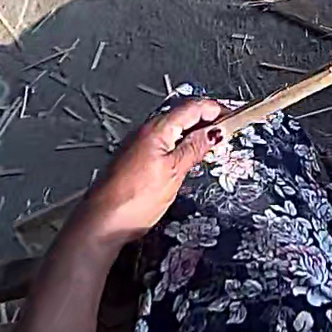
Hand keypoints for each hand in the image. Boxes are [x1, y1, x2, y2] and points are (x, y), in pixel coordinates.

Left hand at [65, 98, 223, 255]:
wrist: (99, 224)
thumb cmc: (134, 200)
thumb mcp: (174, 172)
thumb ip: (195, 149)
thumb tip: (214, 132)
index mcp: (158, 129)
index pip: (192, 107)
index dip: (214, 109)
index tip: (232, 115)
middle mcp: (146, 130)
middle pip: (182, 114)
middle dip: (205, 118)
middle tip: (225, 129)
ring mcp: (138, 143)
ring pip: (172, 128)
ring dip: (193, 131)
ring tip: (209, 143)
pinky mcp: (134, 157)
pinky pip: (163, 140)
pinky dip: (179, 142)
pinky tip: (185, 156)